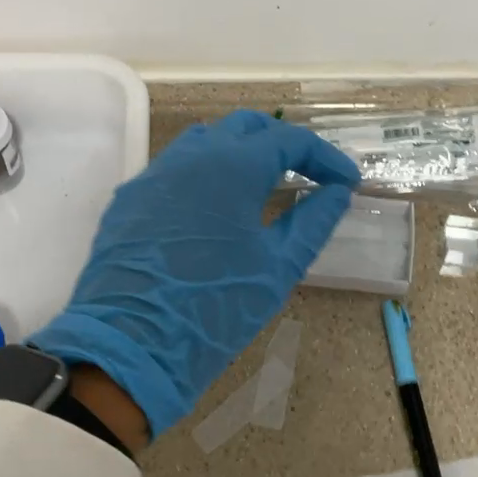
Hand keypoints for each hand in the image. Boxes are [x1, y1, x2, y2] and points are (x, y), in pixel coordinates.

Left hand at [30, 111, 360, 435]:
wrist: (131, 348)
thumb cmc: (216, 308)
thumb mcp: (278, 267)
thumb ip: (312, 222)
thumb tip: (338, 192)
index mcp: (232, 167)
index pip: (288, 140)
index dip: (325, 157)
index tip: (347, 182)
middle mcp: (190, 158)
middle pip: (245, 128)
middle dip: (283, 143)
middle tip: (310, 173)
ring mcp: (154, 176)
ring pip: (205, 142)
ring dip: (241, 153)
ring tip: (264, 185)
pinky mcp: (130, 201)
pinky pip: (174, 169)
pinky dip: (206, 174)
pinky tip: (217, 210)